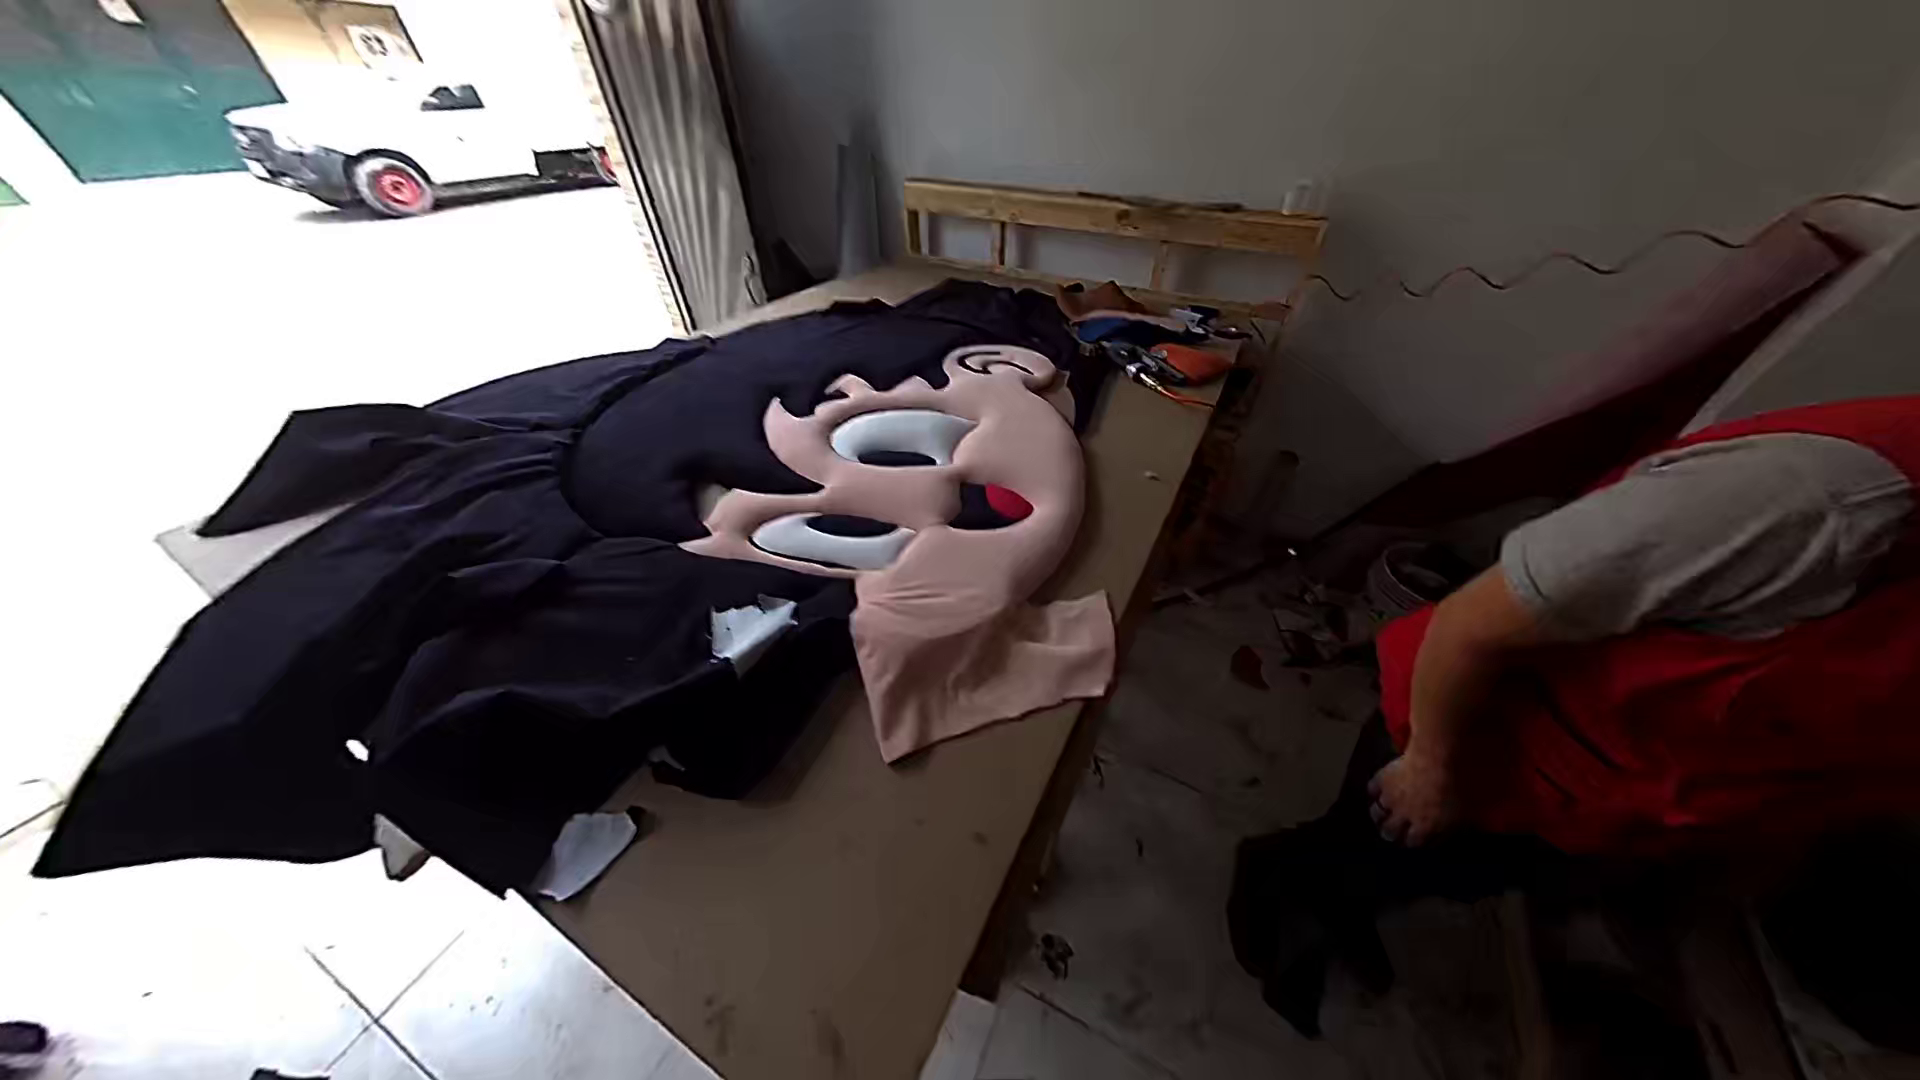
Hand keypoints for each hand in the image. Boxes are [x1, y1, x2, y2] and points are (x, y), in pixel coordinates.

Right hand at [1368, 751, 1455, 845]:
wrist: (1436, 762)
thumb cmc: (1456, 790)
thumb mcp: (1463, 816)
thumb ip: (1450, 828)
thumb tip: (1444, 836)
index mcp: (1424, 827)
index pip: (1412, 843)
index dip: (1410, 843)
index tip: (1410, 842)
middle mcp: (1402, 816)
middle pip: (1388, 830)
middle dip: (1389, 833)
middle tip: (1389, 833)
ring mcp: (1389, 798)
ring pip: (1376, 812)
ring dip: (1378, 816)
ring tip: (1378, 816)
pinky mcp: (1381, 780)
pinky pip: (1371, 790)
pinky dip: (1373, 793)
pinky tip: (1375, 792)